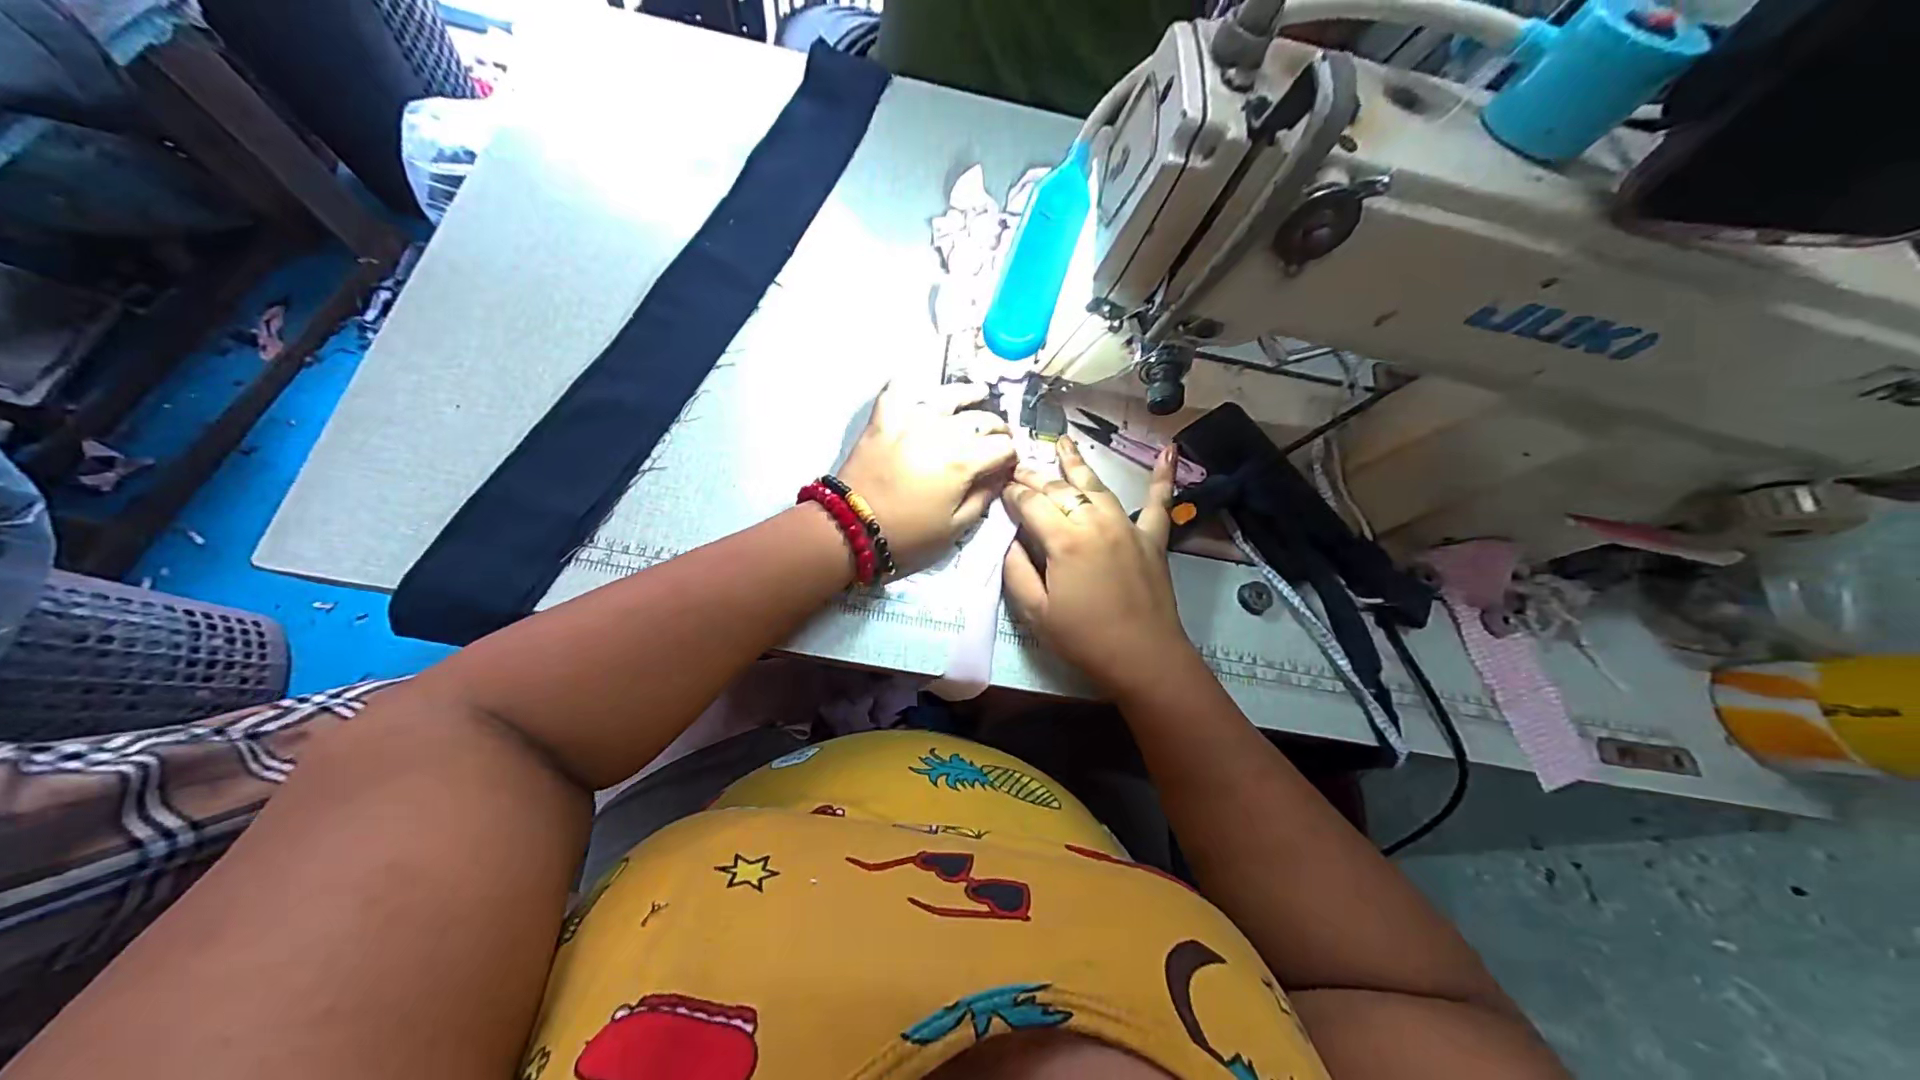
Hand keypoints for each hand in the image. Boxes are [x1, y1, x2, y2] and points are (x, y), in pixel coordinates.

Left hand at [836, 382, 1017, 573]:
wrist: (849, 529)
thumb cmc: (907, 536)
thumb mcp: (955, 528)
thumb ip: (983, 497)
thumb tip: (1000, 476)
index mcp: (962, 462)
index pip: (1003, 447)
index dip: (1012, 456)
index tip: (1010, 465)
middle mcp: (941, 432)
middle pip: (982, 420)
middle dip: (997, 429)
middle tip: (998, 440)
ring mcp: (910, 420)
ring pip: (947, 396)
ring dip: (968, 395)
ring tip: (978, 393)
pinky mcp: (883, 419)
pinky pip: (899, 389)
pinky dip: (913, 383)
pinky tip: (925, 386)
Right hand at [1001, 437, 1193, 698]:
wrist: (1143, 658)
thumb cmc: (1084, 639)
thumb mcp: (1036, 612)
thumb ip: (1016, 571)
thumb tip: (1009, 540)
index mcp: (1064, 540)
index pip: (1031, 503)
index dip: (1013, 493)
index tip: (1000, 486)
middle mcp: (1095, 522)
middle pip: (1060, 489)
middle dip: (1036, 475)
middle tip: (1020, 464)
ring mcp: (1127, 527)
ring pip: (1098, 486)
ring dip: (1078, 464)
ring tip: (1065, 442)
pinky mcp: (1152, 539)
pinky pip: (1158, 503)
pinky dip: (1163, 477)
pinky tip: (1169, 451)